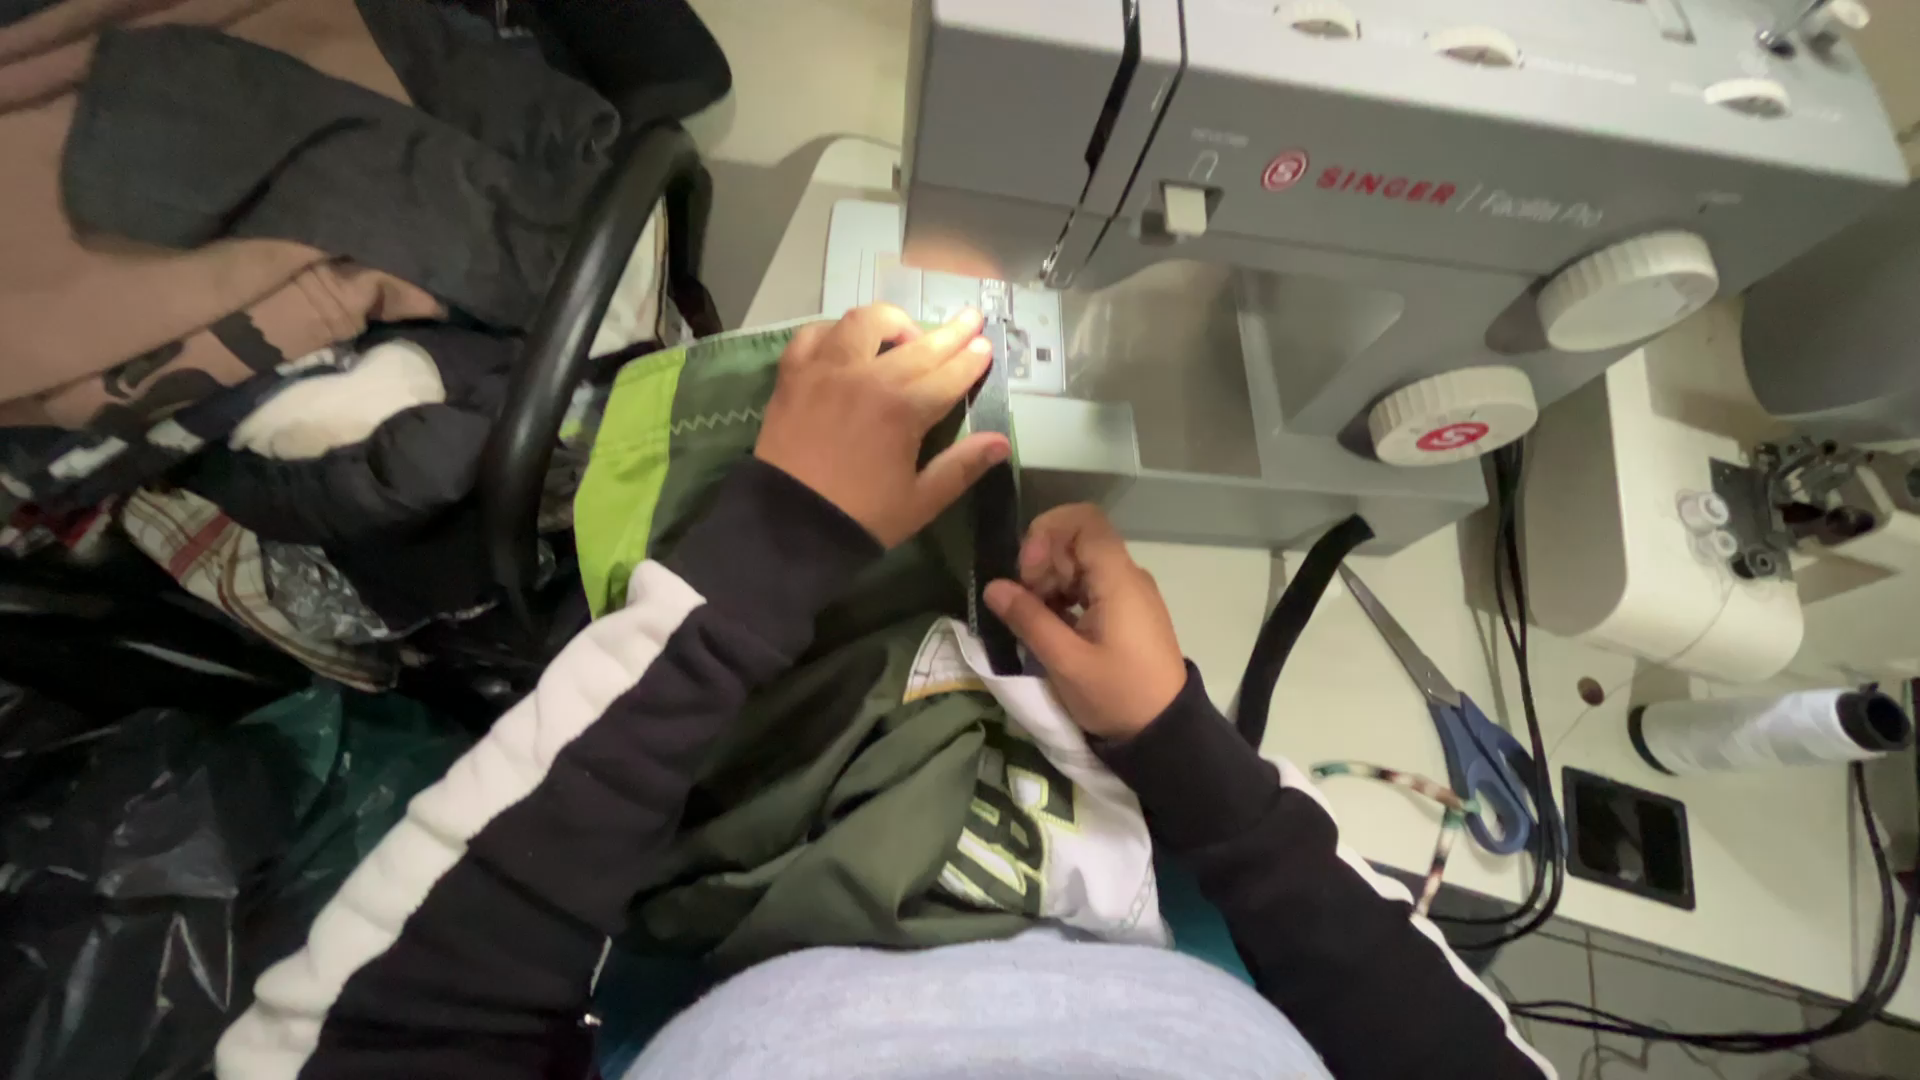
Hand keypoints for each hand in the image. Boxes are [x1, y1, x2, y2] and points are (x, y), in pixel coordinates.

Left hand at [754, 304, 1009, 547]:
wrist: (789, 527)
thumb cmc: (862, 517)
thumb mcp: (921, 501)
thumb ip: (961, 467)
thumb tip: (1001, 442)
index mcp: (904, 409)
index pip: (949, 375)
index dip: (971, 360)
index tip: (986, 345)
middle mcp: (867, 377)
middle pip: (917, 344)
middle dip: (950, 332)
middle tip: (969, 319)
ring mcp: (826, 370)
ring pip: (863, 322)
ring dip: (892, 322)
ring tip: (905, 333)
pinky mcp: (793, 375)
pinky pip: (815, 335)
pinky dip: (835, 332)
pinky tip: (845, 343)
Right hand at [984, 505, 1187, 738]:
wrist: (1165, 731)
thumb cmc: (1118, 694)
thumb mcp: (1066, 662)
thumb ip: (1029, 619)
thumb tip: (993, 586)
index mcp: (1118, 579)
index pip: (1083, 520)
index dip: (1047, 534)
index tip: (1028, 571)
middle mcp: (1126, 575)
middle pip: (1077, 540)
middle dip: (1042, 561)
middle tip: (1025, 601)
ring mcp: (1127, 592)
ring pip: (1080, 562)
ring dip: (1049, 581)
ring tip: (1034, 617)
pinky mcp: (1125, 611)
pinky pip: (1089, 585)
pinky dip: (1064, 595)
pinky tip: (1049, 624)